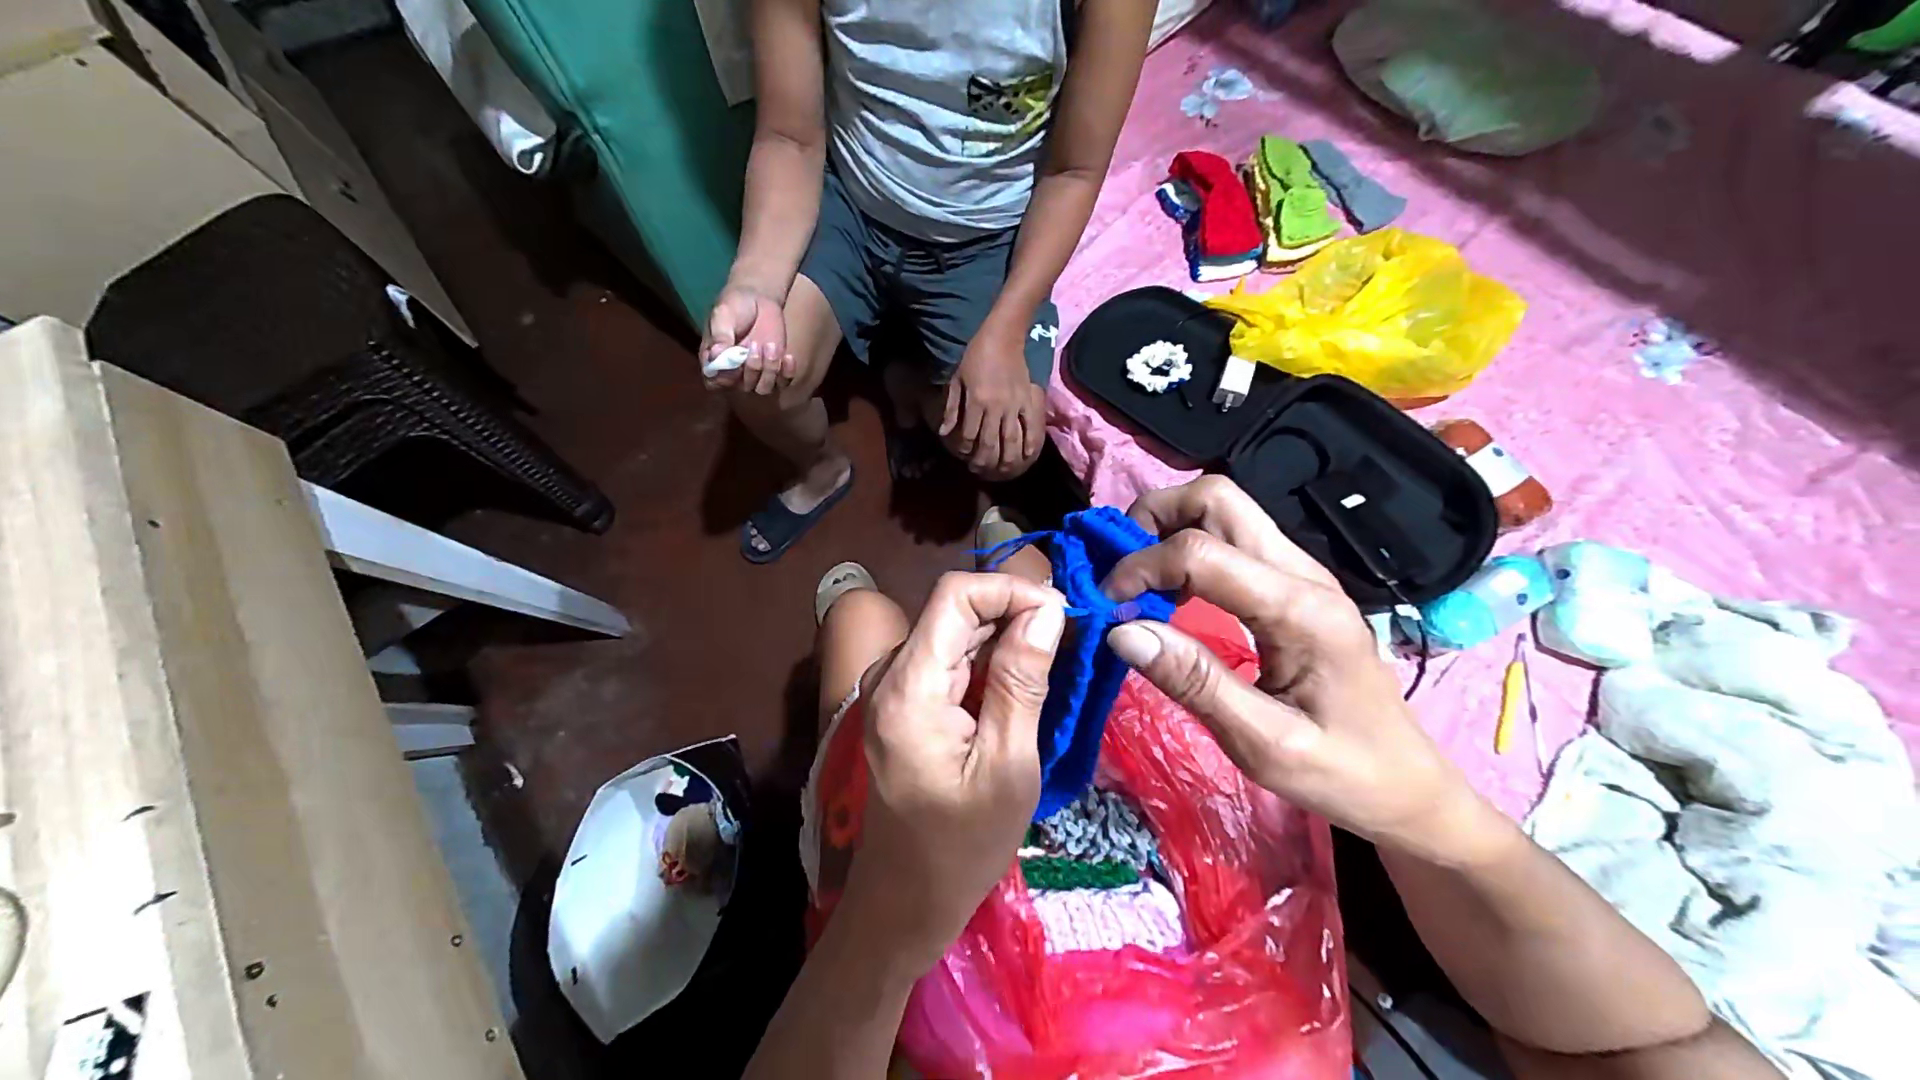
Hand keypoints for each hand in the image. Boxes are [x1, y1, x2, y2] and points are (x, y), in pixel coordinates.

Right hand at [701, 281, 792, 395]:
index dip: (724, 379)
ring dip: (769, 370)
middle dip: (752, 368)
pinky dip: (787, 373)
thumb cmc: (734, 307)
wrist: (757, 299)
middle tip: (754, 344)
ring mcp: (757, 374)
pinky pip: (783, 382)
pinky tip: (788, 357)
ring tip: (769, 345)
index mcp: (715, 362)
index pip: (715, 382)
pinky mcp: (776, 370)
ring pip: (764, 388)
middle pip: (744, 387)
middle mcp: (735, 373)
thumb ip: (719, 335)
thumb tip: (715, 355)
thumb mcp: (722, 315)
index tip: (733, 364)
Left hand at [844, 572, 1065, 970]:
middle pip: (954, 610)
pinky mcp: (904, 703)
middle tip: (1069, 640)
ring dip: (1005, 635)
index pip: (955, 595)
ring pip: (954, 632)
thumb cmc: (960, 847)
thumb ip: (1022, 682)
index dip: (1011, 590)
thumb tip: (1047, 611)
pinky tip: (1023, 682)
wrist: (903, 901)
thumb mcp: (1007, 766)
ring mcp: (893, 687)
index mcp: (908, 686)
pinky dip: (988, 660)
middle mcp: (891, 673)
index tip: (1062, 615)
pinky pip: (949, 660)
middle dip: (1014, 611)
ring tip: (1055, 660)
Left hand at [942, 320, 1045, 478]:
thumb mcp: (957, 380)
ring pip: (1011, 440)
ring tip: (1002, 471)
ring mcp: (1015, 405)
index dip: (966, 449)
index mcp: (976, 401)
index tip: (964, 456)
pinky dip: (1031, 443)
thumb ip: (951, 408)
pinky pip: (1032, 426)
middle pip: (990, 443)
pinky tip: (1027, 455)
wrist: (1004, 337)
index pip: (970, 434)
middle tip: (979, 471)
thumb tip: (944, 433)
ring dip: (1006, 460)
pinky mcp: (1029, 401)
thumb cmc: (975, 356)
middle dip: (984, 461)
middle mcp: (996, 406)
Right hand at [1101, 477, 1502, 866]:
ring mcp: (1301, 573)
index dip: (1141, 568)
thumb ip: (1194, 682)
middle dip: (1154, 517)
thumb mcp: (1263, 745)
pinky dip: (1185, 547)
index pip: (1202, 552)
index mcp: (1301, 610)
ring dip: (1168, 527)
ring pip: (1223, 508)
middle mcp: (1303, 573)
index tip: (1106, 607)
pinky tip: (1168, 592)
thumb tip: (1121, 631)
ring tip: (1136, 581)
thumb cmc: (1342, 773)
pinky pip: (1231, 539)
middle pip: (1217, 497)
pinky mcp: (1292, 584)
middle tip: (1118, 571)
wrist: (1406, 785)